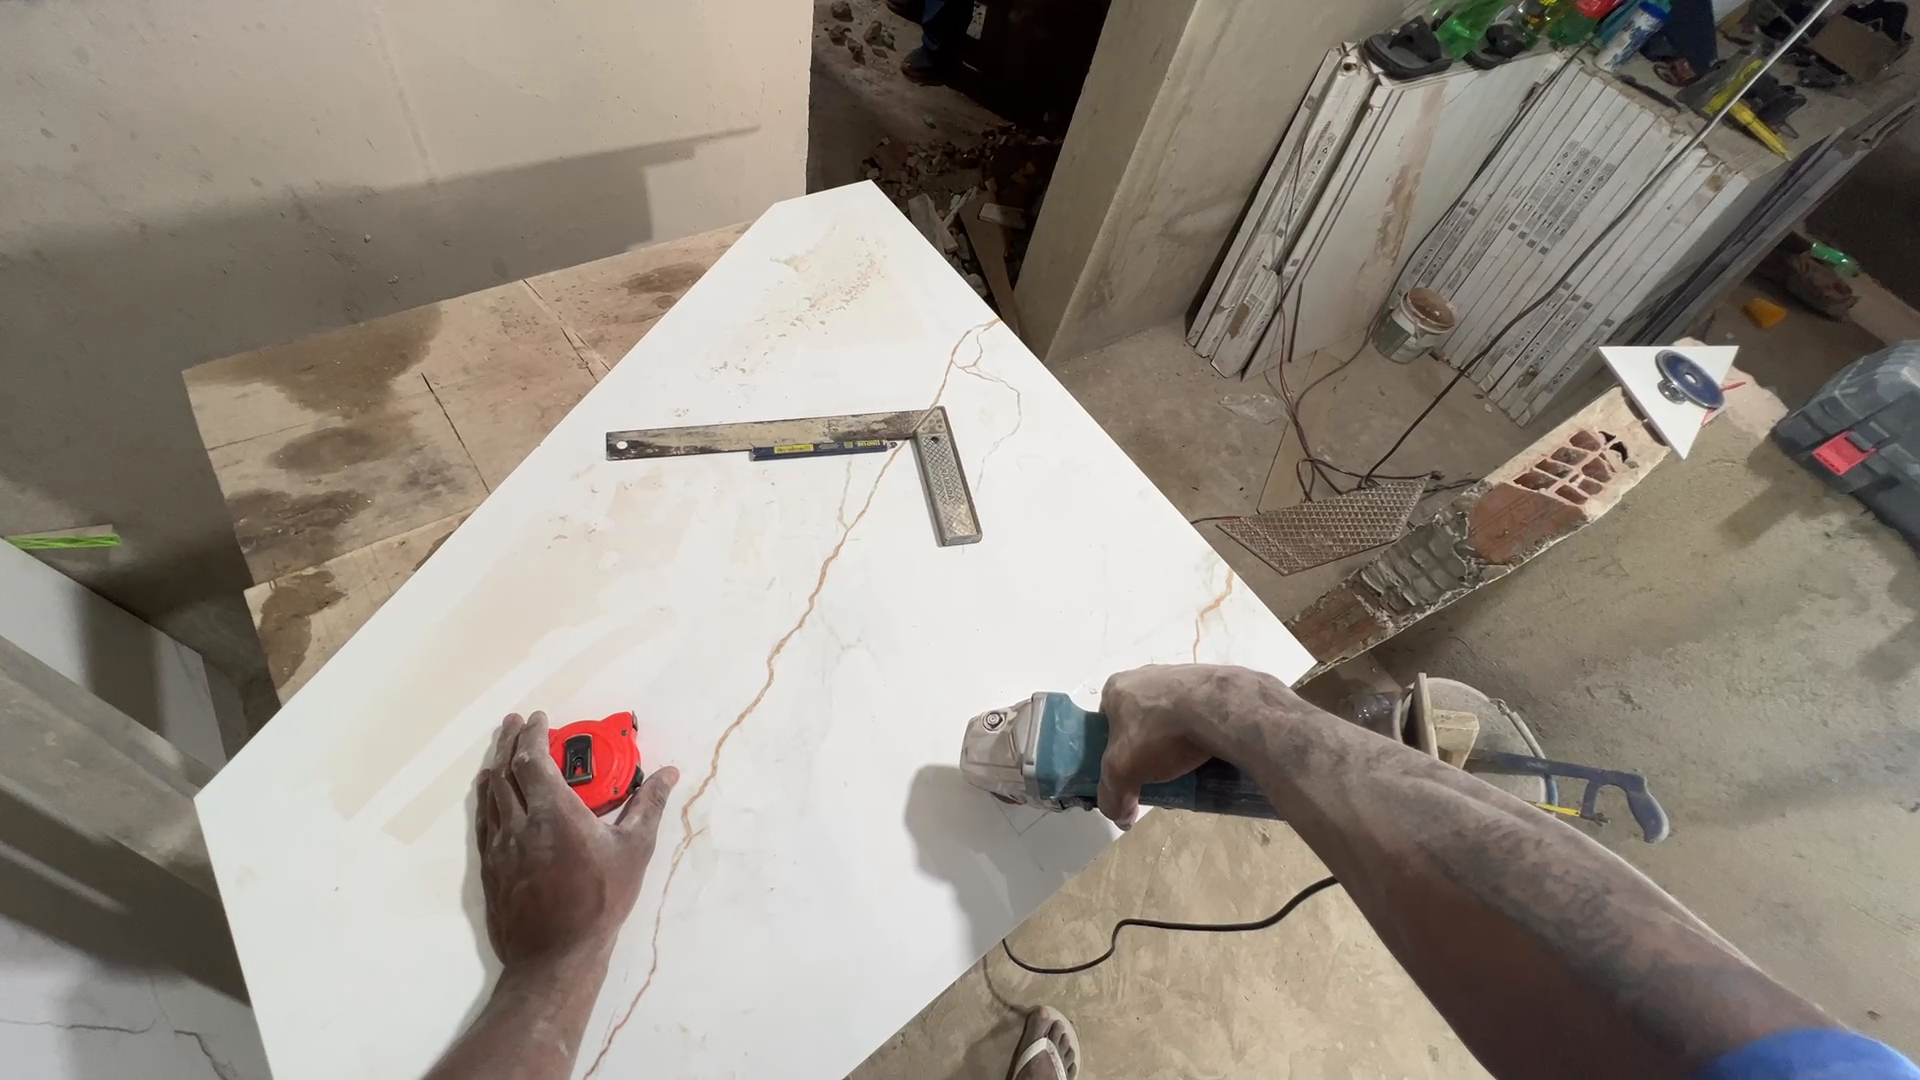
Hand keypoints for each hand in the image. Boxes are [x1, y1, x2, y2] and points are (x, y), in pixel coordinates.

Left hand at [475, 712, 679, 971]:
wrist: (555, 956)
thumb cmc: (601, 898)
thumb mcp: (635, 849)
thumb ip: (650, 805)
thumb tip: (670, 772)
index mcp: (554, 814)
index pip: (534, 761)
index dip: (534, 735)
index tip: (539, 717)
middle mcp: (519, 825)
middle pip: (504, 773)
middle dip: (509, 742)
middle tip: (513, 721)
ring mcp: (499, 848)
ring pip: (489, 796)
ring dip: (494, 766)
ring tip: (501, 749)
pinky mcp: (490, 870)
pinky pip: (483, 821)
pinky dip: (486, 797)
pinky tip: (489, 794)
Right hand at [1096, 664, 1294, 826]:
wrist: (1218, 709)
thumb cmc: (1159, 733)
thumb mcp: (1121, 772)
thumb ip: (1112, 796)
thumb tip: (1121, 817)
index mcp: (1116, 688)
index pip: (1106, 720)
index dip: (1114, 747)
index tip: (1129, 769)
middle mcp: (1144, 675)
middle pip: (1141, 720)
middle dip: (1149, 748)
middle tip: (1160, 774)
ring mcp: (1179, 675)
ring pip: (1172, 717)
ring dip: (1177, 741)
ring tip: (1190, 768)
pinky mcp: (1210, 683)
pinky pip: (1200, 713)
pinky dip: (1202, 732)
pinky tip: (1210, 754)